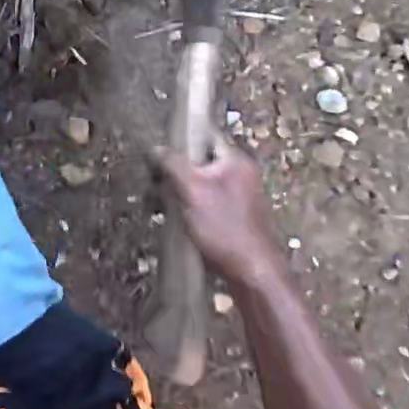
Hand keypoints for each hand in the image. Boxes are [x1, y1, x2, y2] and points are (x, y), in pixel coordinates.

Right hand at [159, 140, 285, 285]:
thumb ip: (173, 164)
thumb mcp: (192, 190)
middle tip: (160, 184)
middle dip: (174, 172)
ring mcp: (236, 194)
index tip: (161, 153)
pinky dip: (188, 206)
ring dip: (178, 191)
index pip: (203, 136)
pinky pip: (202, 200)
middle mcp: (239, 173)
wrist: (251, 272)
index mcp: (235, 161)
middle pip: (197, 160)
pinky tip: (178, 219)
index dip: (179, 143)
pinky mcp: (231, 213)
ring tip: (166, 205)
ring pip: (197, 182)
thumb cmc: (227, 230)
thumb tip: (156, 149)